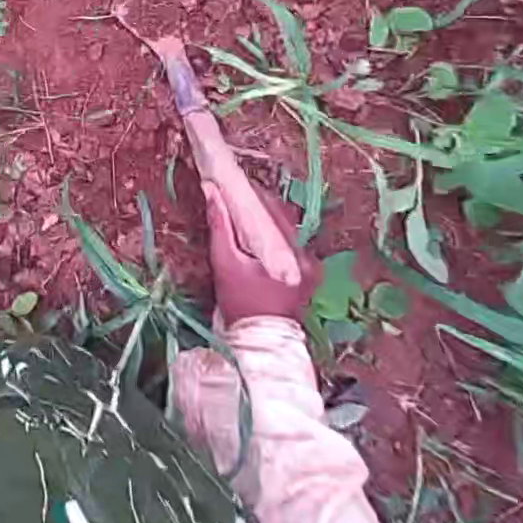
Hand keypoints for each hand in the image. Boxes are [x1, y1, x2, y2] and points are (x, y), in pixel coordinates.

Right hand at [203, 183, 313, 320]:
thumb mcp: (224, 261)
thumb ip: (220, 225)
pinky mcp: (309, 272)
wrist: (258, 340)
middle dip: (258, 202)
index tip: (231, 182)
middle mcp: (306, 255)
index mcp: (288, 251)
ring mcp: (310, 264)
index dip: (250, 191)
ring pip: (286, 227)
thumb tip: (211, 190)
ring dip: (266, 216)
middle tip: (234, 192)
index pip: (270, 207)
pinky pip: (290, 242)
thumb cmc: (238, 301)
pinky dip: (273, 232)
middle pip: (281, 215)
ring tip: (242, 209)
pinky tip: (256, 232)